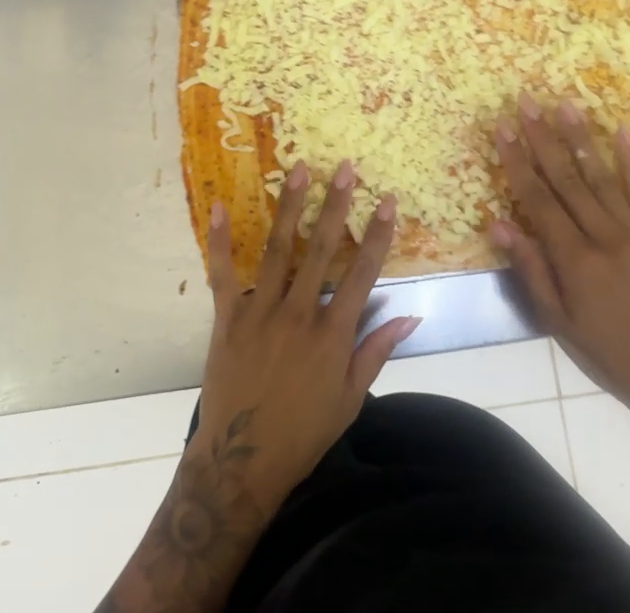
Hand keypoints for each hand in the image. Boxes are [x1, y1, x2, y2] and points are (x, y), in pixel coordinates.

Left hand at [195, 160, 420, 507]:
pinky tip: (219, 205)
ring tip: (299, 171)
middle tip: (345, 168)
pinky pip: (222, 273)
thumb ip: (377, 352)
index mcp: (333, 335)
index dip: (378, 236)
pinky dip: (219, 239)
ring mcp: (259, 313)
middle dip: (336, 206)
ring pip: (277, 250)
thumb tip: (410, 315)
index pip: (363, 274)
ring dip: (290, 208)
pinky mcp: (226, 319)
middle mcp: (298, 314)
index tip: (388, 201)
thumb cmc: (304, 432)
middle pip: (322, 250)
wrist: (244, 460)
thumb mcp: (351, 398)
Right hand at [489, 94, 629, 455]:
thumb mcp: (556, 321)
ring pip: (602, 176)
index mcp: (574, 259)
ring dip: (581, 138)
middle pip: (567, 178)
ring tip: (564, 103)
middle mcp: (605, 236)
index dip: (517, 161)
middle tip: (526, 100)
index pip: (538, 199)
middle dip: (543, 137)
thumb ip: (530, 269)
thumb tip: (498, 224)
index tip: (502, 128)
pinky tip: (621, 131)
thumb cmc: (605, 353)